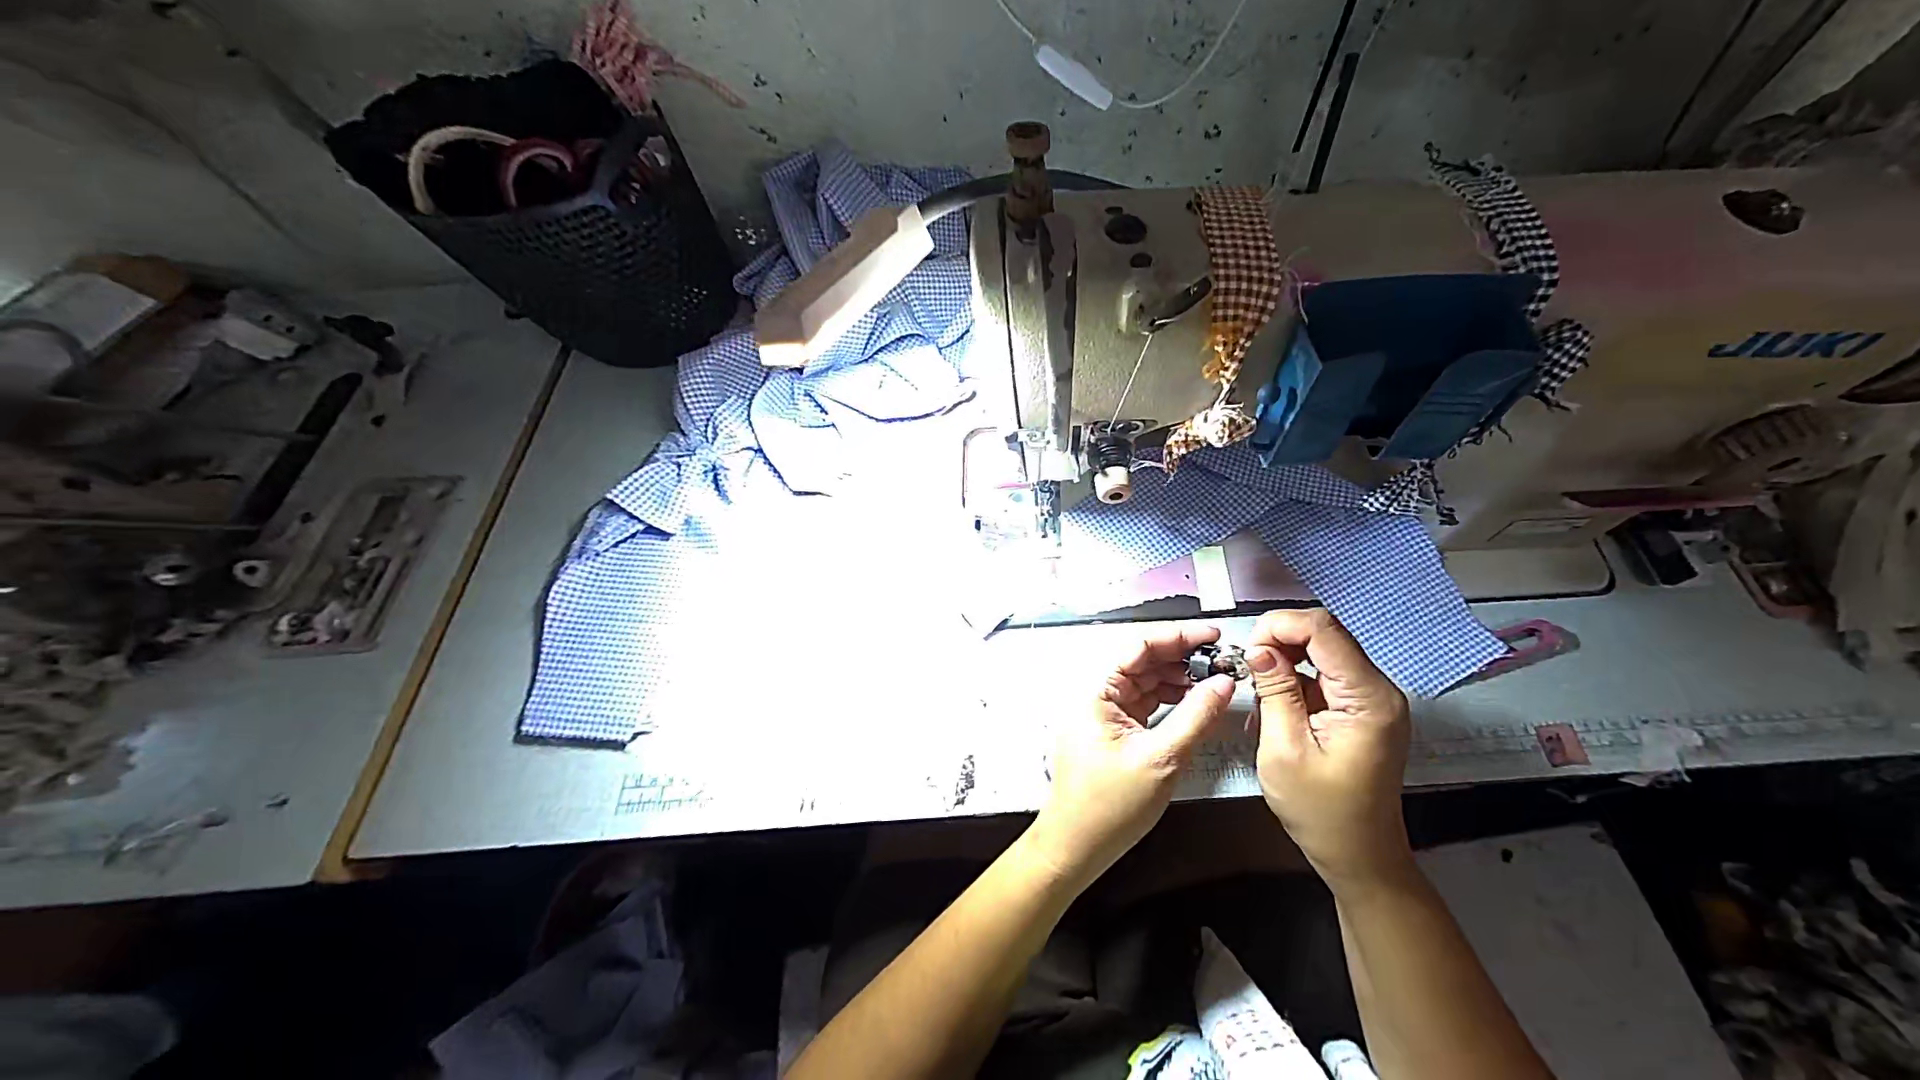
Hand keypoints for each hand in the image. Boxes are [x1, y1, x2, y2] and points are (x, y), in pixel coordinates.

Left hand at [1027, 625, 1236, 886]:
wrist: (1079, 844)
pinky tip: (1195, 701)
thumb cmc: (1107, 806)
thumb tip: (1223, 684)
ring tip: (1214, 679)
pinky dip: (1171, 700)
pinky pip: (1146, 704)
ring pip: (1147, 682)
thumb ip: (1196, 717)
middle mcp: (1096, 696)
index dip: (1177, 637)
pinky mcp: (1115, 731)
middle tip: (1220, 659)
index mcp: (1095, 692)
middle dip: (1182, 657)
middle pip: (1143, 662)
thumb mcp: (1161, 758)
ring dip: (1179, 679)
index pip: (1139, 648)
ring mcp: (1105, 713)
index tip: (1210, 636)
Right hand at [1246, 609, 1414, 892]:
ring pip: (1320, 651)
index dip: (1279, 626)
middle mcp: (1378, 691)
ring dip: (1283, 660)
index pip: (1323, 629)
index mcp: (1368, 699)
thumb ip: (1274, 691)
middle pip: (1324, 634)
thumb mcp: (1284, 749)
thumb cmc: (1323, 813)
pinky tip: (1277, 706)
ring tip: (1260, 692)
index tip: (1249, 649)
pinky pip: (1322, 674)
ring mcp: (1371, 699)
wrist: (1358, 855)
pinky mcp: (1360, 709)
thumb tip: (1259, 648)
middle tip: (1248, 668)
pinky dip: (1293, 680)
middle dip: (1279, 641)